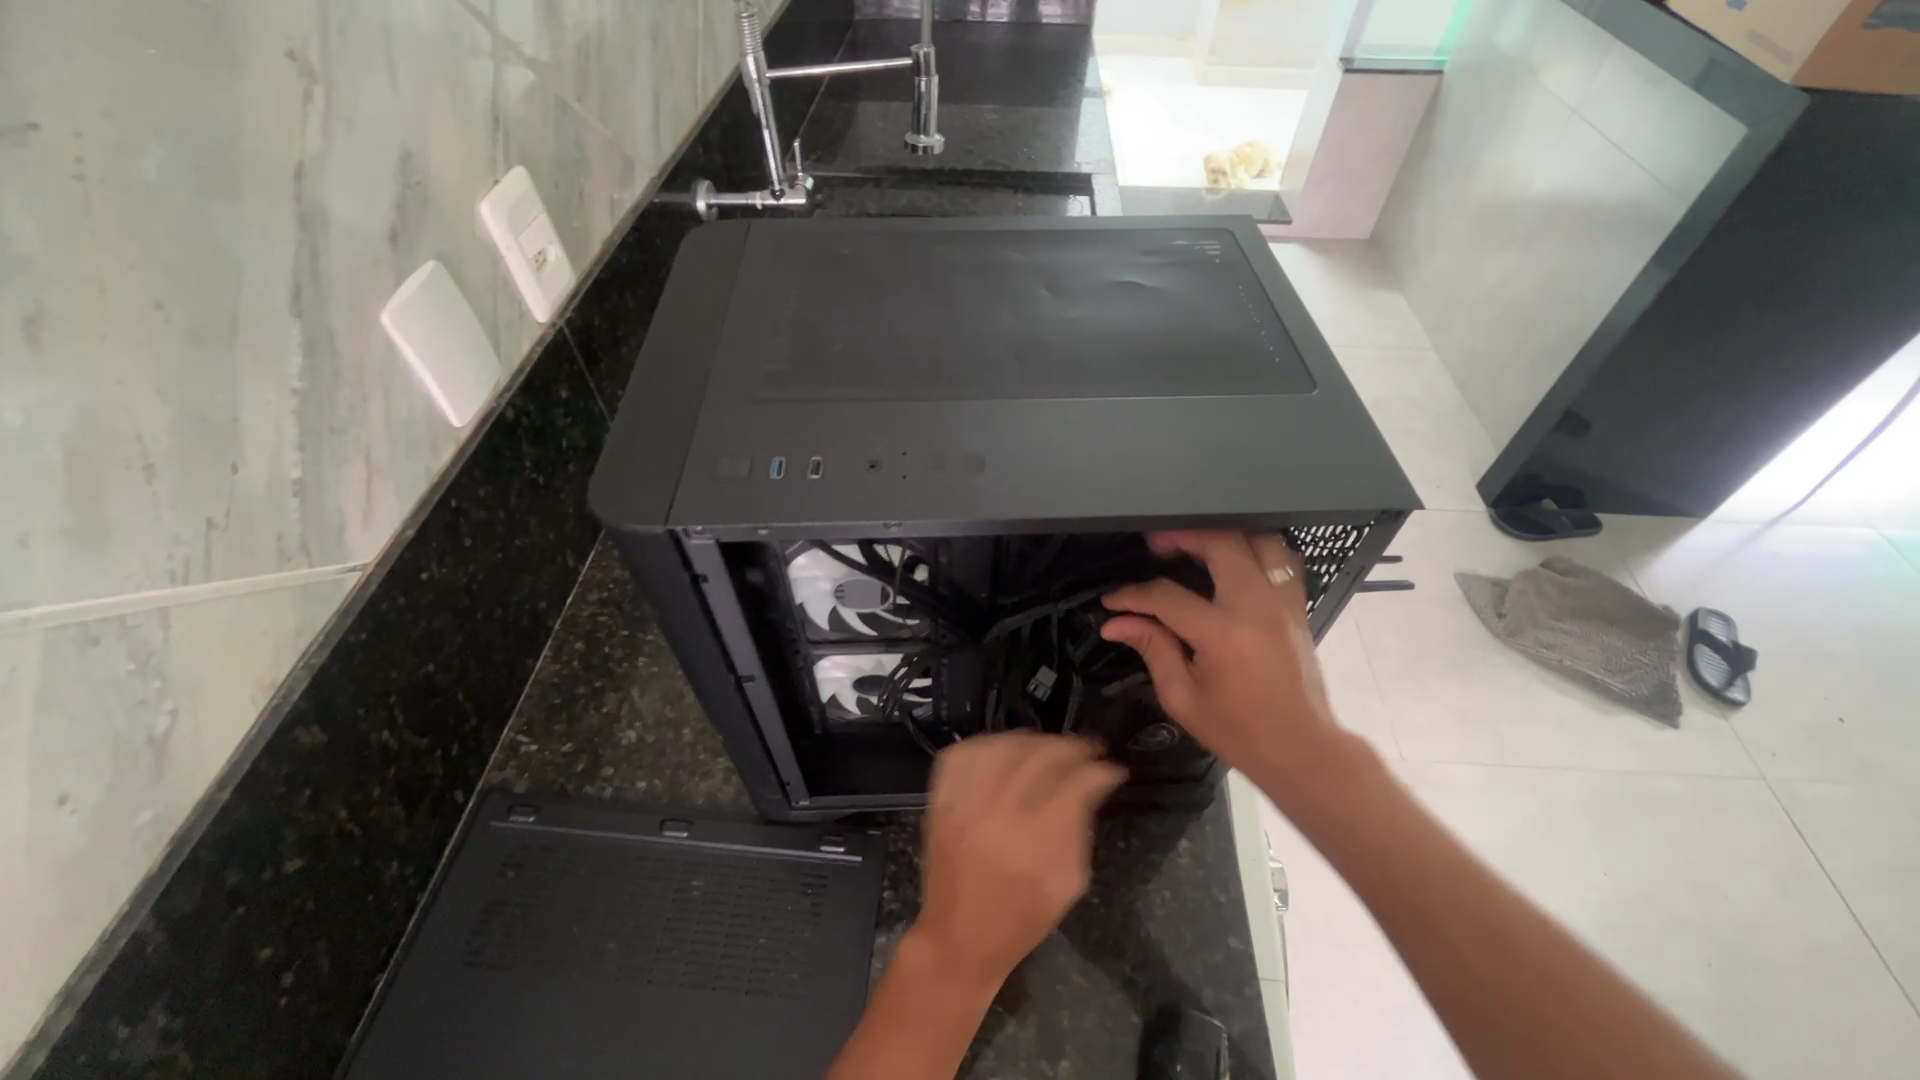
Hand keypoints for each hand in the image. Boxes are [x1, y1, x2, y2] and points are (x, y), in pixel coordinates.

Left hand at [911, 733, 1127, 990]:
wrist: (959, 939)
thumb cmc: (1022, 918)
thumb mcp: (1068, 883)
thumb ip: (1082, 828)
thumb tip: (1094, 784)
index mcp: (1036, 843)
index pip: (1075, 783)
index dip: (1100, 769)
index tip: (1112, 769)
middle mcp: (998, 815)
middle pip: (1040, 757)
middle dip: (1072, 747)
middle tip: (1088, 750)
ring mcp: (963, 805)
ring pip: (1002, 747)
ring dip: (1033, 740)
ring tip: (1050, 747)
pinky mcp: (939, 802)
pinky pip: (962, 755)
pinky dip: (987, 744)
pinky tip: (1005, 750)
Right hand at [1100, 531, 1349, 790]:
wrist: (1301, 748)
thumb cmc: (1238, 731)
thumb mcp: (1183, 698)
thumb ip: (1152, 650)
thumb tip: (1117, 624)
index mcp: (1221, 633)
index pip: (1166, 596)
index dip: (1132, 595)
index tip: (1113, 601)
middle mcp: (1255, 606)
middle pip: (1220, 544)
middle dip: (1182, 537)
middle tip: (1157, 546)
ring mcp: (1282, 603)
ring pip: (1258, 541)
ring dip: (1224, 536)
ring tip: (1197, 545)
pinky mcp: (1297, 607)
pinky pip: (1281, 560)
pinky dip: (1255, 552)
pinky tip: (1235, 562)